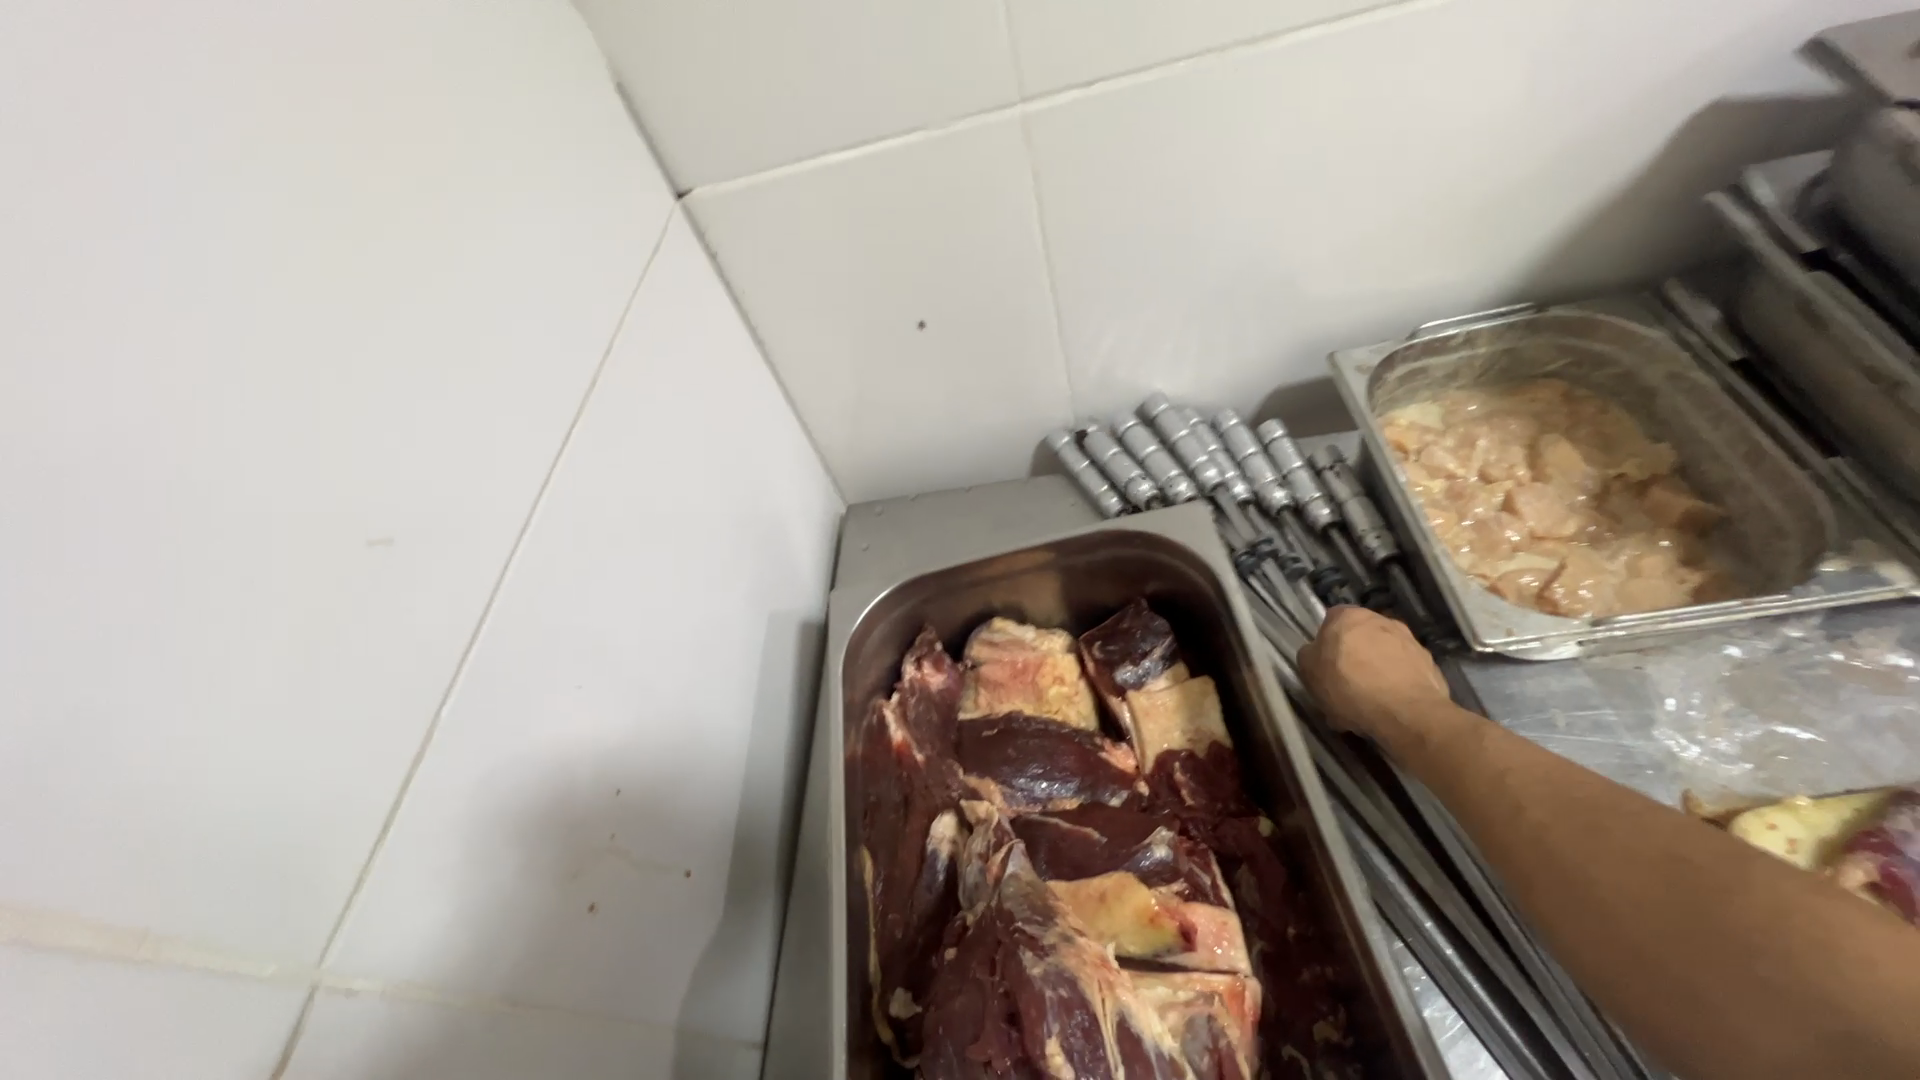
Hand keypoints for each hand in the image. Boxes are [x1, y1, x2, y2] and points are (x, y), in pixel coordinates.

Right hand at [1299, 606, 1451, 747]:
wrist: (1405, 711)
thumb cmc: (1347, 684)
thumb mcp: (1308, 671)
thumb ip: (1310, 655)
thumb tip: (1317, 652)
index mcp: (1349, 616)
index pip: (1332, 620)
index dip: (1326, 641)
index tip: (1324, 663)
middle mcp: (1383, 620)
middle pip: (1361, 636)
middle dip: (1354, 655)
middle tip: (1345, 683)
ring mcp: (1410, 642)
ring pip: (1385, 654)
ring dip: (1377, 670)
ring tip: (1368, 702)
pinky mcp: (1430, 665)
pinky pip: (1405, 672)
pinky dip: (1397, 685)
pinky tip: (1389, 707)